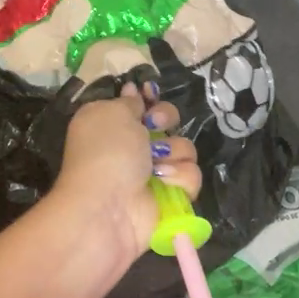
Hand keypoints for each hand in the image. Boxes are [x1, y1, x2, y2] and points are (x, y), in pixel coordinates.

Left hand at [52, 83, 199, 261]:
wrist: (110, 206)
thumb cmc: (107, 153)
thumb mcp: (112, 114)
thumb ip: (129, 102)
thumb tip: (134, 91)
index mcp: (113, 124)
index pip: (140, 103)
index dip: (149, 97)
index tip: (150, 92)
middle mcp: (133, 146)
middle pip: (168, 121)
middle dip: (166, 119)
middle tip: (155, 127)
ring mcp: (153, 171)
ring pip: (185, 148)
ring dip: (173, 153)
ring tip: (156, 167)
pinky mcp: (171, 194)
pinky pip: (191, 176)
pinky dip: (179, 178)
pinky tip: (164, 183)